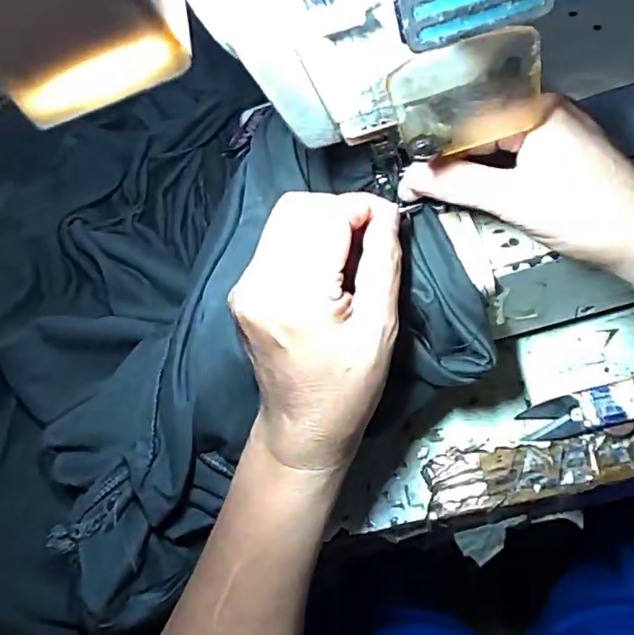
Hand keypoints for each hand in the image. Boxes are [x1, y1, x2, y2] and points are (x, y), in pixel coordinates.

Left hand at [229, 192, 401, 475]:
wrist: (302, 427)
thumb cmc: (348, 387)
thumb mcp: (380, 327)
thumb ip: (383, 262)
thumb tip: (388, 213)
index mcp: (296, 296)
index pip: (327, 216)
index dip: (364, 207)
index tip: (390, 221)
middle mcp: (259, 282)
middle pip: (300, 207)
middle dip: (342, 210)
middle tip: (372, 236)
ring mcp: (245, 285)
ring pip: (286, 217)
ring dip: (324, 221)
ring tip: (351, 253)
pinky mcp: (243, 289)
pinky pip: (277, 240)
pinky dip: (307, 238)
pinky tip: (328, 267)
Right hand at [399, 95, 633, 278]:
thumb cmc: (594, 213)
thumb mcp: (512, 200)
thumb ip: (458, 184)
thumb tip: (418, 177)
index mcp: (537, 109)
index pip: (470, 118)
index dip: (437, 147)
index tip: (415, 169)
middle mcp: (551, 112)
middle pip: (486, 128)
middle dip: (456, 156)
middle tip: (426, 182)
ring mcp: (563, 133)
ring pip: (504, 143)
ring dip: (479, 166)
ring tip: (452, 187)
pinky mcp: (570, 155)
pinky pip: (524, 155)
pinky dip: (502, 171)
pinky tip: (490, 189)